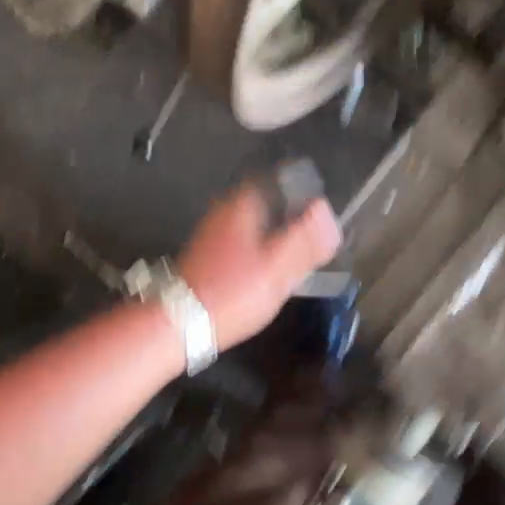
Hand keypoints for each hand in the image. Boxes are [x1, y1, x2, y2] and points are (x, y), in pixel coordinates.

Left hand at [174, 186, 342, 345]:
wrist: (179, 323)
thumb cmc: (232, 292)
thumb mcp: (278, 267)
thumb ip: (305, 238)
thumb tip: (325, 209)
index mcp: (242, 205)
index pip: (278, 181)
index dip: (302, 192)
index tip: (319, 210)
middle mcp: (224, 210)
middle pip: (267, 203)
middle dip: (289, 218)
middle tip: (310, 239)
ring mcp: (212, 232)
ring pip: (254, 225)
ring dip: (274, 238)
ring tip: (292, 262)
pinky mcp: (206, 255)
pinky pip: (241, 243)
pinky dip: (258, 253)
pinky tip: (266, 275)